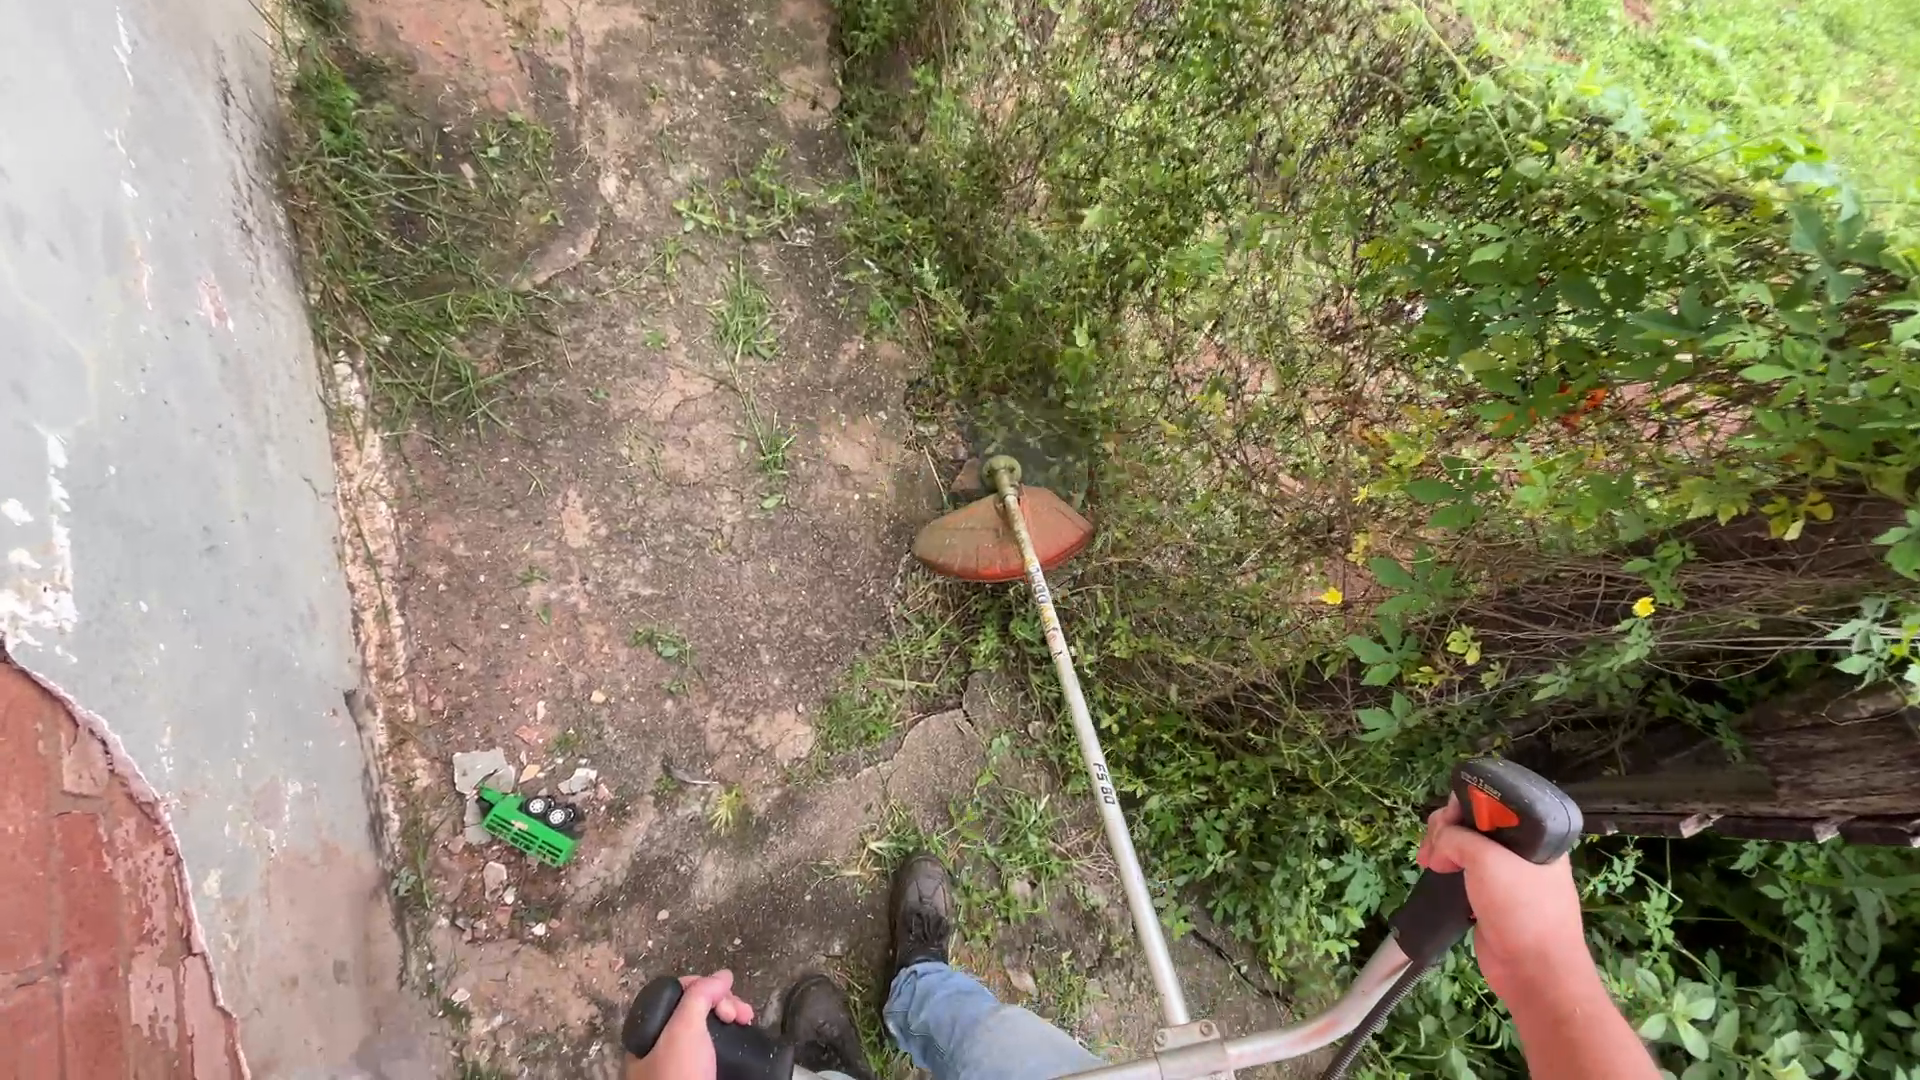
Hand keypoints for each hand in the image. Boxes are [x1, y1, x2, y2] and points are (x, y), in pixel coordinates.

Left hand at [624, 970, 755, 1079]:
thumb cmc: (678, 1077)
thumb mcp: (683, 1030)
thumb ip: (700, 996)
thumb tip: (723, 975)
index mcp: (648, 1031)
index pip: (677, 992)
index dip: (705, 986)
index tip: (726, 995)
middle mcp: (662, 1044)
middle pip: (695, 1006)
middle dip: (723, 1001)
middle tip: (741, 1014)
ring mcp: (680, 1062)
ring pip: (708, 1024)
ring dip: (730, 1015)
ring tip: (747, 1021)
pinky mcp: (698, 1075)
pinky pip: (714, 1045)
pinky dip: (729, 1035)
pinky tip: (741, 1035)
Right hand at [1416, 793, 1591, 1001]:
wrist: (1535, 972)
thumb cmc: (1521, 909)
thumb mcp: (1486, 859)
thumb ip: (1454, 837)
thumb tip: (1437, 847)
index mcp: (1537, 837)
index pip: (1494, 803)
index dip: (1464, 805)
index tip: (1446, 821)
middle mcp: (1523, 852)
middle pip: (1473, 822)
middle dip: (1445, 828)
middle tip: (1433, 846)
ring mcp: (1506, 875)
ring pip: (1463, 844)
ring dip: (1439, 847)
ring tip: (1428, 862)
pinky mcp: (1491, 895)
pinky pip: (1462, 868)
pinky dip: (1444, 866)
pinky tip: (1433, 869)